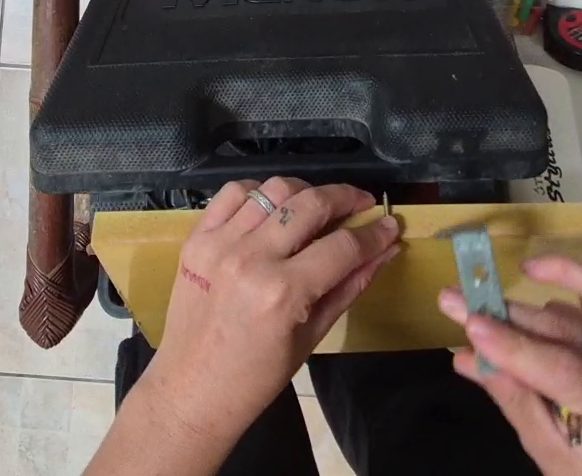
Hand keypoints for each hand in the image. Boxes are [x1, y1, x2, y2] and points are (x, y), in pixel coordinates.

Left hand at [136, 177, 401, 451]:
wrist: (191, 390)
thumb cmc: (257, 376)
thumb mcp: (313, 337)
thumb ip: (350, 286)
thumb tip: (385, 250)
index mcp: (283, 293)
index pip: (342, 247)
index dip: (374, 233)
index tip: (390, 224)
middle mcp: (251, 259)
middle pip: (310, 204)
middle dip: (346, 197)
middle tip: (361, 202)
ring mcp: (220, 244)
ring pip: (274, 190)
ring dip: (305, 191)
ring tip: (318, 205)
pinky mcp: (198, 238)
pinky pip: (234, 192)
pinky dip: (259, 191)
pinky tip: (273, 207)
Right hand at [438, 255, 581, 475]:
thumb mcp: (547, 451)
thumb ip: (513, 398)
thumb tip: (466, 355)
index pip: (571, 375)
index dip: (519, 347)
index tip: (471, 324)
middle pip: (567, 337)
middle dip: (506, 319)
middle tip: (454, 301)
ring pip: (570, 315)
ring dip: (523, 312)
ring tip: (484, 313)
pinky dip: (564, 271)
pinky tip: (530, 268)